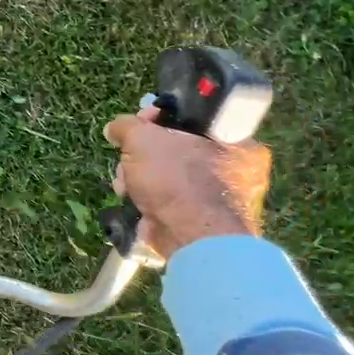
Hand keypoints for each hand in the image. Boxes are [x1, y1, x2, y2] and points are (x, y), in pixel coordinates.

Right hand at [104, 107, 271, 261]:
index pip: (191, 119)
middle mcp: (233, 169)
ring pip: (162, 171)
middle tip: (131, 159)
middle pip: (170, 147)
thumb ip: (127, 124)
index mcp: (237, 143)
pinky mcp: (197, 215)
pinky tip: (135, 198)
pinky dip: (144, 195)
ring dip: (136, 175)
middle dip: (140, 154)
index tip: (139, 123)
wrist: (189, 235)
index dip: (159, 118)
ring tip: (129, 185)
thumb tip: (116, 129)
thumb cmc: (176, 179)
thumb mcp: (144, 137)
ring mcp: (216, 195)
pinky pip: (164, 194)